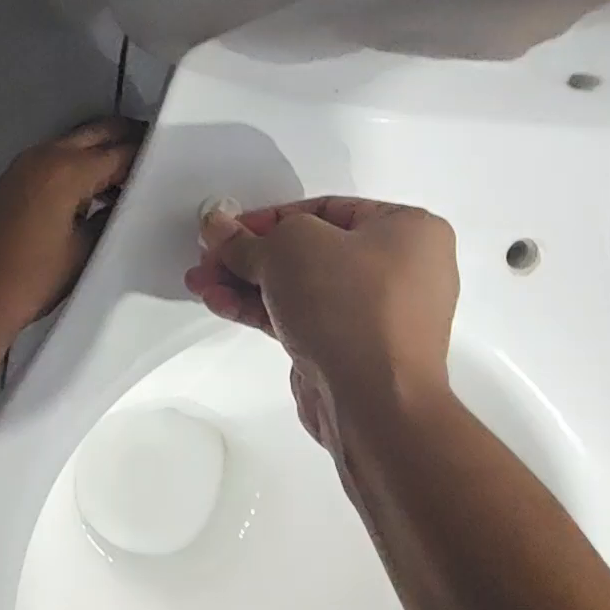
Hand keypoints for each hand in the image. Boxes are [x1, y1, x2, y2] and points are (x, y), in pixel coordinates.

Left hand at [0, 118, 143, 335]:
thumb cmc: (34, 278)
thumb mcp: (86, 249)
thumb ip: (112, 216)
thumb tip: (128, 200)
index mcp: (66, 170)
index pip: (121, 150)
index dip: (150, 158)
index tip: (174, 169)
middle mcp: (44, 155)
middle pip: (98, 132)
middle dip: (128, 142)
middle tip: (155, 167)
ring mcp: (24, 164)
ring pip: (75, 143)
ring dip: (102, 153)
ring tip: (129, 185)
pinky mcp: (13, 179)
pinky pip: (55, 158)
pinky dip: (78, 165)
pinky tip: (95, 195)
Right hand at [183, 197, 459, 445]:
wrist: (374, 399)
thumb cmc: (349, 307)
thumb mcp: (286, 249)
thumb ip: (245, 238)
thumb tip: (219, 227)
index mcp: (407, 230)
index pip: (322, 209)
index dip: (266, 218)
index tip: (228, 229)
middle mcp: (400, 268)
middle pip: (304, 250)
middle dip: (248, 255)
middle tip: (210, 257)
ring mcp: (376, 312)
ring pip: (297, 286)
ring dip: (245, 283)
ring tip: (203, 284)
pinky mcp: (352, 346)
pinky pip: (300, 316)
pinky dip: (260, 308)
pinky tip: (221, 304)